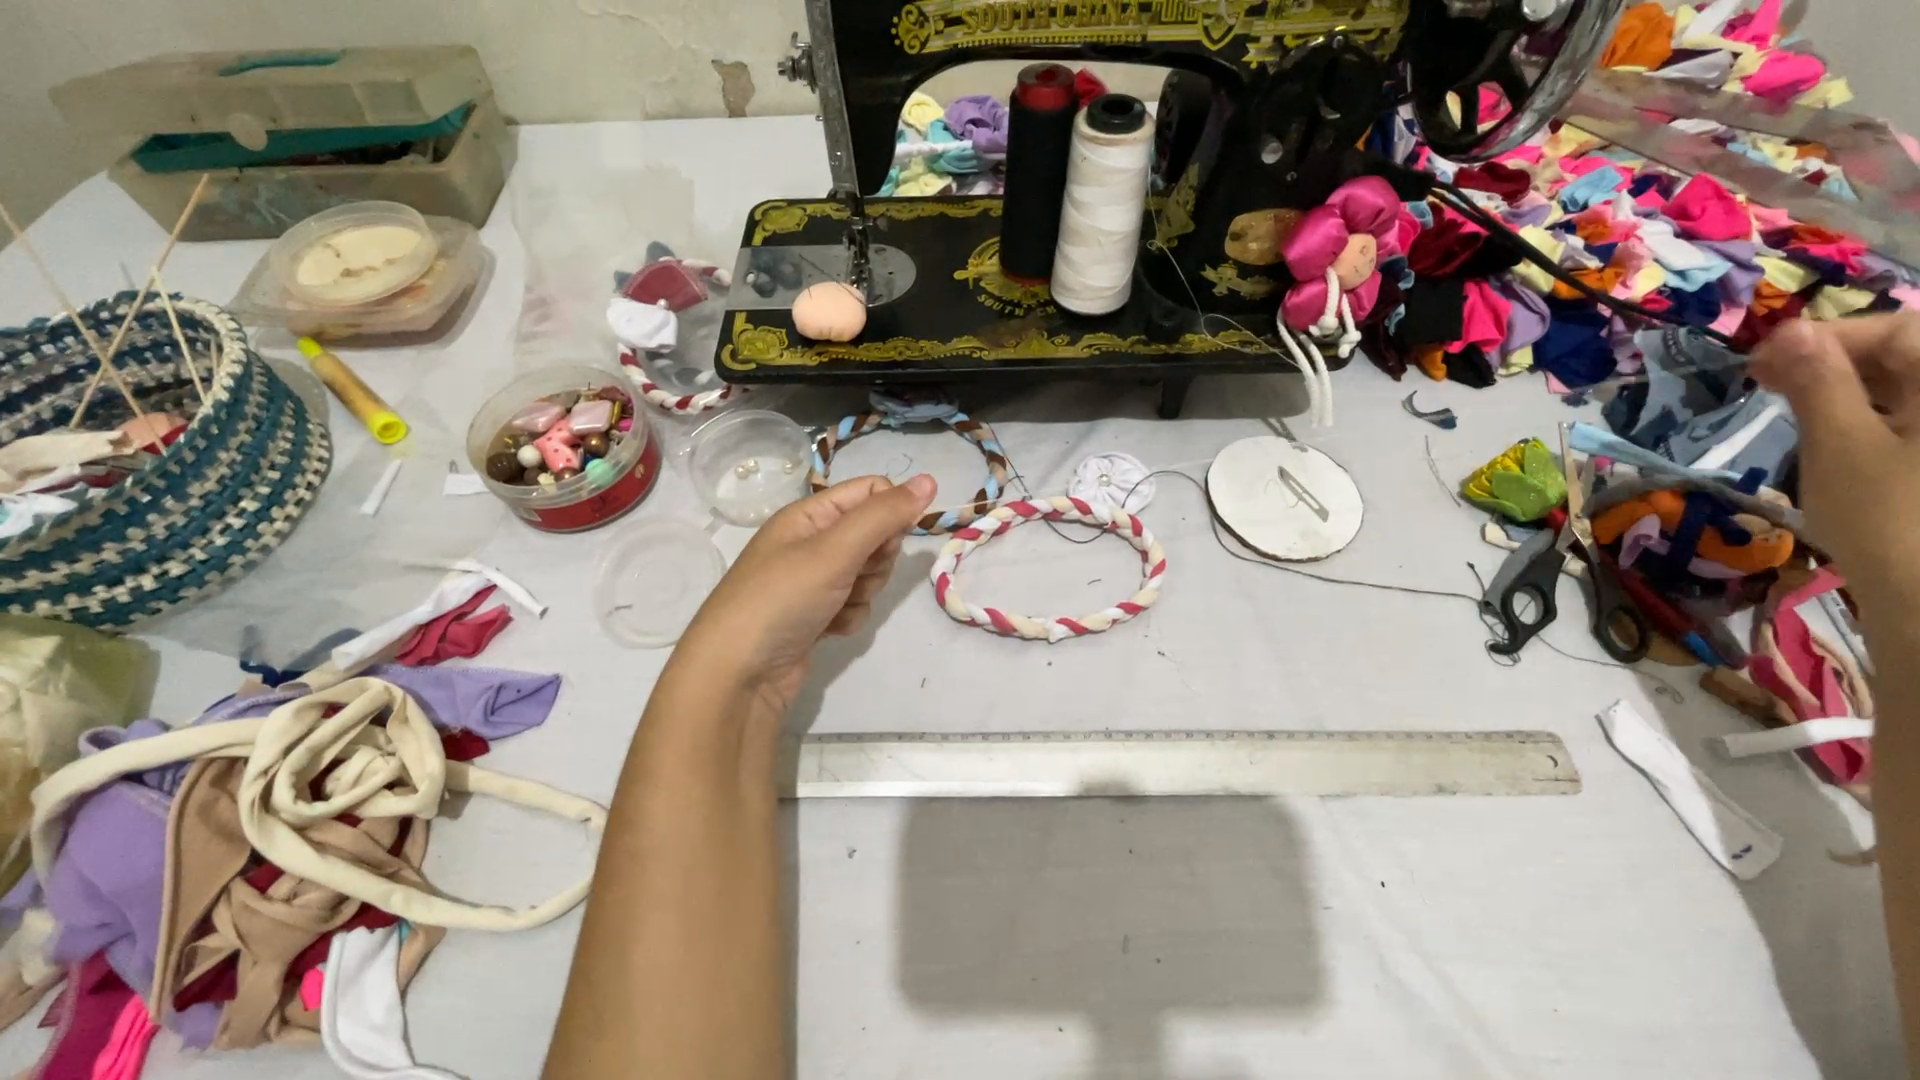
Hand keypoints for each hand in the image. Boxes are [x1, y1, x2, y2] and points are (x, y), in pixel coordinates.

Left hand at [671, 474, 937, 719]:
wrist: (737, 674)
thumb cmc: (781, 600)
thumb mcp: (834, 550)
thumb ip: (883, 516)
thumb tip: (930, 479)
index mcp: (809, 514)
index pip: (870, 492)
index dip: (891, 512)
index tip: (892, 540)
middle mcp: (811, 542)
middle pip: (876, 534)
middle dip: (877, 559)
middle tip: (854, 574)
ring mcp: (813, 581)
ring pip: (869, 574)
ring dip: (864, 592)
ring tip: (835, 606)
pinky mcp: (817, 615)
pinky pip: (855, 606)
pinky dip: (850, 618)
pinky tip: (828, 630)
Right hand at [1752, 314, 1919, 610]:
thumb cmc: (1888, 519)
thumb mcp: (1840, 446)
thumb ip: (1818, 381)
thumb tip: (1789, 330)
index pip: (1897, 328)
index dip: (1825, 336)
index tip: (1757, 364)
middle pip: (1911, 354)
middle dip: (1838, 360)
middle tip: (1765, 383)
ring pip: (1912, 386)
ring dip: (1852, 387)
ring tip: (1792, 407)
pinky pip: (1915, 417)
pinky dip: (1877, 415)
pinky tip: (1840, 434)